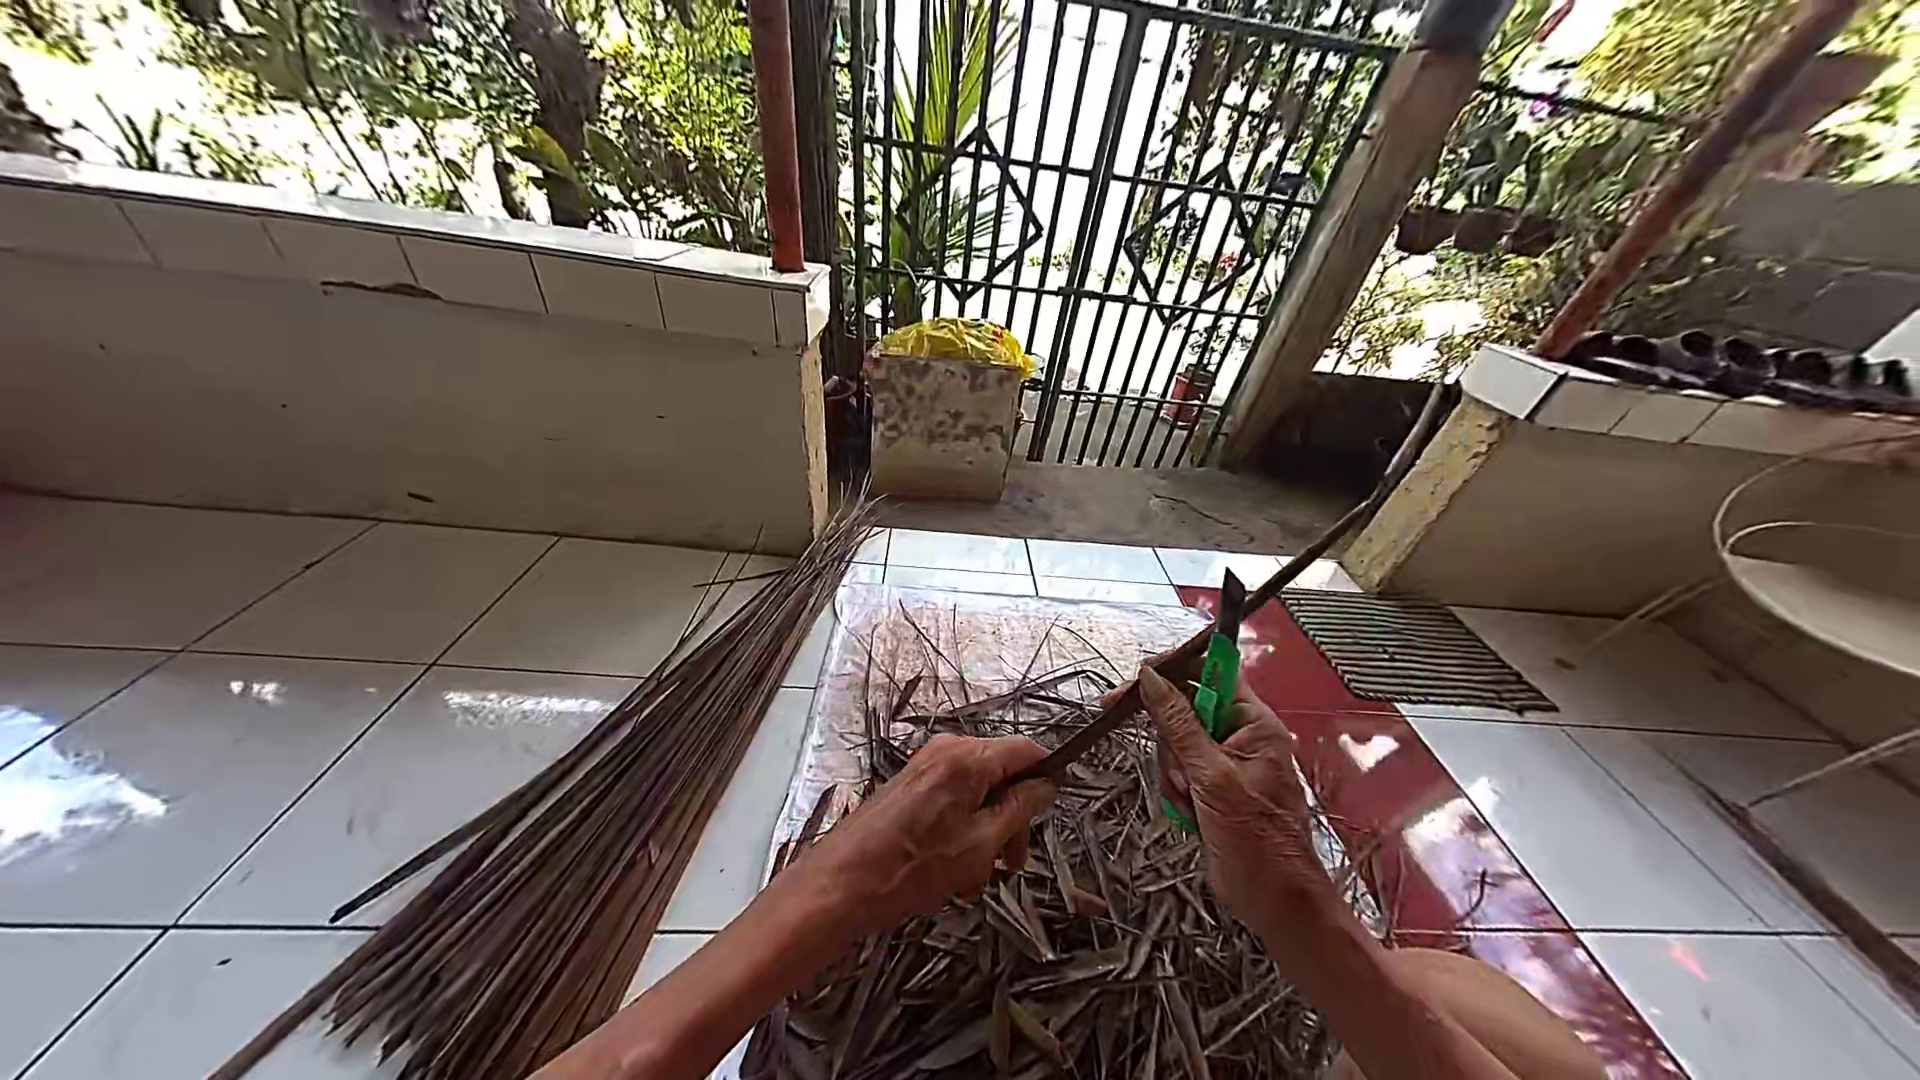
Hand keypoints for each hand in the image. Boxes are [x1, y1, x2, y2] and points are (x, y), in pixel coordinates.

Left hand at [799, 734, 1056, 933]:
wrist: (842, 882)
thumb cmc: (915, 866)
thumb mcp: (981, 842)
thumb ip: (1021, 808)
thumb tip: (1047, 784)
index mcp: (969, 756)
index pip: (1027, 749)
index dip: (1046, 778)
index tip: (1050, 815)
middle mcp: (948, 749)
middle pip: (1002, 772)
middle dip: (1013, 818)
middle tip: (1011, 864)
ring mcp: (927, 765)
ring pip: (979, 790)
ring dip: (988, 830)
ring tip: (975, 876)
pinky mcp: (912, 783)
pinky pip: (954, 797)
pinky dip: (963, 827)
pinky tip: (953, 868)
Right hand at [1136, 665, 1336, 935]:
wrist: (1275, 904)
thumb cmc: (1258, 843)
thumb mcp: (1212, 777)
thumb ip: (1178, 724)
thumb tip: (1150, 677)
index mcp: (1254, 723)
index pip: (1213, 671)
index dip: (1177, 667)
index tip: (1140, 675)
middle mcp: (1240, 734)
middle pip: (1185, 706)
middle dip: (1171, 739)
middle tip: (1176, 770)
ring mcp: (1223, 760)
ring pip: (1174, 740)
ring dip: (1173, 770)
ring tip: (1191, 800)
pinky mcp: (1209, 783)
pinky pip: (1176, 766)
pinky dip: (1174, 787)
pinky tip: (1189, 811)